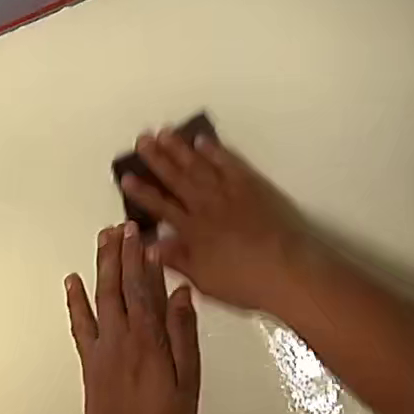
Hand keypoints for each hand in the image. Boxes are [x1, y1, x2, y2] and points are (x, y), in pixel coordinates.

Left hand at [66, 222, 200, 413]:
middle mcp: (121, 338)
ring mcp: (102, 349)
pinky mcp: (89, 363)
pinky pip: (80, 326)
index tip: (142, 233)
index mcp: (148, 339)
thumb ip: (183, 333)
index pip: (143, 287)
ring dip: (101, 266)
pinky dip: (75, 302)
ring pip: (100, 298)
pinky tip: (73, 283)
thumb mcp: (187, 377)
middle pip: (119, 286)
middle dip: (120, 253)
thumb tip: (181, 293)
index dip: (141, 257)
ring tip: (103, 240)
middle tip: (122, 226)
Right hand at [122, 126, 325, 313]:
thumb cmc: (245, 281)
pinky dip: (214, 150)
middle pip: (176, 177)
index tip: (127, 177)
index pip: (160, 207)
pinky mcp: (250, 184)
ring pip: (199, 164)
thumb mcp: (204, 280)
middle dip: (157, 158)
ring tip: (165, 132)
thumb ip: (178, 260)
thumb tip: (152, 245)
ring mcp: (228, 191)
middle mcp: (206, 205)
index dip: (142, 192)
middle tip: (142, 140)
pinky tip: (203, 140)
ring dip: (180, 148)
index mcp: (193, 230)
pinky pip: (228, 163)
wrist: (286, 267)